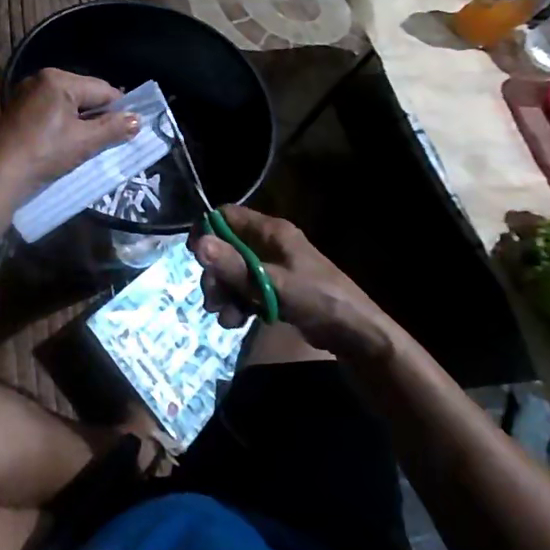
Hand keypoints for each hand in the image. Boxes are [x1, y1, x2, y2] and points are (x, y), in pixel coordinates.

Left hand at [0, 69, 138, 228]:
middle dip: (99, 115)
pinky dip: (64, 123)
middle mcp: (41, 78)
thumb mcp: (85, 142)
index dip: (119, 109)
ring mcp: (27, 93)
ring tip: (89, 142)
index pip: (103, 89)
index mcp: (59, 79)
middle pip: (85, 94)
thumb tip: (138, 120)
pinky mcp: (18, 110)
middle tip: (109, 139)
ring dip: (82, 121)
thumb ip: (114, 128)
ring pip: (68, 103)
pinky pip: (52, 111)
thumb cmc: (45, 153)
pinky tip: (66, 142)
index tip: (129, 129)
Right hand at [190, 206, 396, 361]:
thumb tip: (199, 244)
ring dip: (225, 294)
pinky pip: (246, 290)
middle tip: (213, 300)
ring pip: (234, 272)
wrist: (354, 333)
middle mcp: (270, 244)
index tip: (195, 258)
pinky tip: (237, 322)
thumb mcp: (272, 284)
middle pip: (226, 248)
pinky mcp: (276, 290)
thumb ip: (235, 266)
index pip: (228, 216)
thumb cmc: (317, 300)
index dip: (207, 232)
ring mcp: (273, 267)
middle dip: (215, 274)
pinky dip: (238, 304)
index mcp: (272, 232)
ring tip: (227, 318)